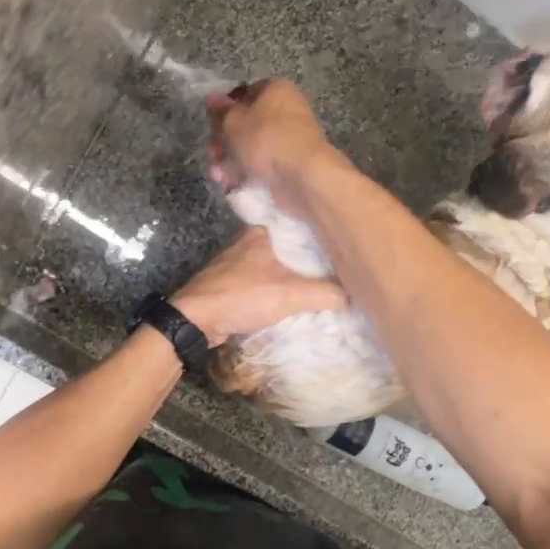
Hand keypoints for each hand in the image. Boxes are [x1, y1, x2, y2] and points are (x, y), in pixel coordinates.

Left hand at [170, 227, 346, 346]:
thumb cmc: (242, 296)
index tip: (339, 250)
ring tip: (315, 289)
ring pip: (269, 268)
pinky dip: (270, 292)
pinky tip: (284, 302)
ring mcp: (232, 265)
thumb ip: (327, 293)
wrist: (195, 320)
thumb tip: (355, 294)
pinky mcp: (224, 285)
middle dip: (305, 261)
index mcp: (260, 233)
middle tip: (332, 273)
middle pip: (285, 249)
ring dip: (286, 278)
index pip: (298, 228)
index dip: (319, 239)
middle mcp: (245, 243)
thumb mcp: (292, 294)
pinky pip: (256, 285)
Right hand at [206, 79, 341, 201]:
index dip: (224, 110)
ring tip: (219, 177)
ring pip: (250, 148)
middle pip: (245, 124)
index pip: (244, 94)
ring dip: (229, 162)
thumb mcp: (233, 121)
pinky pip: (262, 165)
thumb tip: (212, 98)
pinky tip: (232, 186)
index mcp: (275, 90)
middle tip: (212, 156)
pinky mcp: (288, 164)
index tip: (212, 127)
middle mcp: (285, 111)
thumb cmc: (265, 139)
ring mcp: (288, 139)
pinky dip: (246, 174)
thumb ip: (220, 110)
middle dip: (223, 143)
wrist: (302, 176)